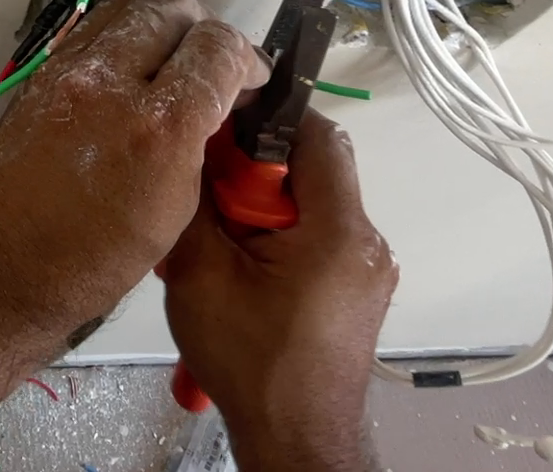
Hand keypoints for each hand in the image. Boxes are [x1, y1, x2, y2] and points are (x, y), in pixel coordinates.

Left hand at [0, 0, 268, 468]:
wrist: (14, 257)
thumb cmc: (104, 251)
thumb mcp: (179, 201)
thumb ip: (202, 132)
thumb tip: (219, 91)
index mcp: (159, 126)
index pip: (217, 47)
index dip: (245, 58)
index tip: (247, 78)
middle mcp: (111, 81)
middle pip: (169, 5)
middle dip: (200, 27)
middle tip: (205, 61)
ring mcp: (68, 69)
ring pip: (125, 1)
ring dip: (158, 21)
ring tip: (165, 58)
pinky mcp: (42, 70)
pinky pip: (91, 24)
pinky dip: (119, 33)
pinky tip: (126, 69)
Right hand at [158, 111, 396, 471]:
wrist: (294, 442)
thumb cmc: (250, 357)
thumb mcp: (201, 270)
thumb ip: (194, 200)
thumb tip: (186, 146)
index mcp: (340, 231)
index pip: (319, 134)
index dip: (268, 113)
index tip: (219, 118)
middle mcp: (366, 241)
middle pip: (312, 165)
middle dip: (254, 162)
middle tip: (204, 179)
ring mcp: (364, 267)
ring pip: (310, 198)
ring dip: (259, 198)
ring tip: (213, 222)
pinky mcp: (352, 286)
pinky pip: (314, 230)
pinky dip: (274, 227)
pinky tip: (235, 254)